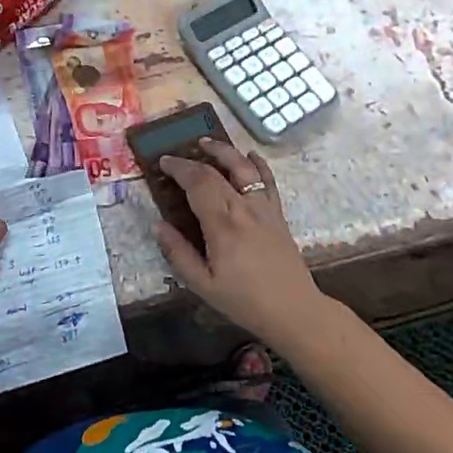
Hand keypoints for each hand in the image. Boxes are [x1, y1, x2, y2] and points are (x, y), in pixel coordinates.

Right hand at [155, 140, 326, 342]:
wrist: (293, 309)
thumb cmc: (244, 300)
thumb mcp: (202, 284)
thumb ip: (178, 254)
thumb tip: (159, 226)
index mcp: (223, 224)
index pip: (198, 183)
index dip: (179, 168)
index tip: (163, 163)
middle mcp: (244, 208)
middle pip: (217, 172)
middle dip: (193, 160)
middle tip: (175, 156)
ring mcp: (264, 208)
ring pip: (244, 168)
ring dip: (224, 151)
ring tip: (207, 143)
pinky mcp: (277, 213)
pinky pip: (267, 181)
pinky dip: (258, 164)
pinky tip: (250, 155)